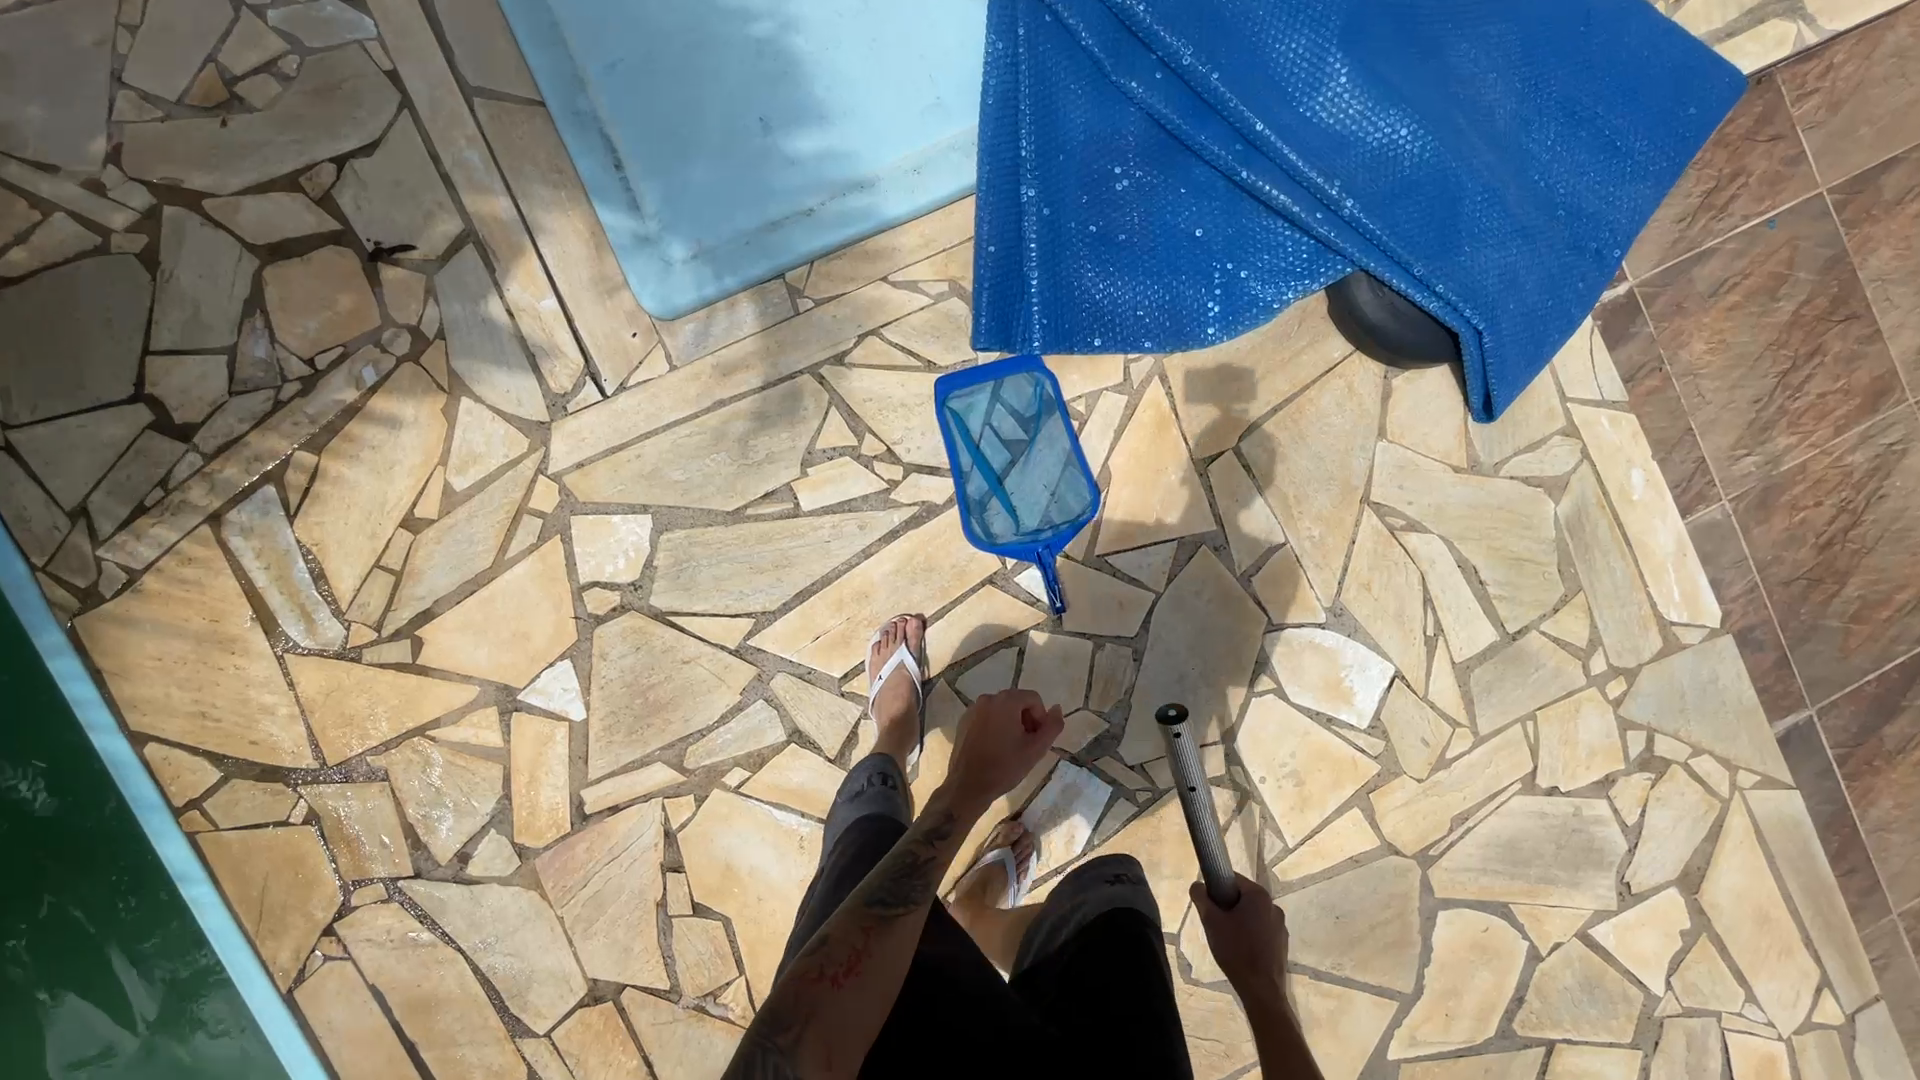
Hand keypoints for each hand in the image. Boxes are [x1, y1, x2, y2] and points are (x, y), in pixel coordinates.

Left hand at [940, 689, 1062, 817]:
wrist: (969, 786)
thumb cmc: (1005, 767)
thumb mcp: (1036, 749)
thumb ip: (1053, 726)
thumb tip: (1057, 708)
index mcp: (1006, 701)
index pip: (1034, 698)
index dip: (1041, 718)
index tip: (1038, 738)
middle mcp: (987, 699)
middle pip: (1017, 701)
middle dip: (1026, 719)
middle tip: (1027, 744)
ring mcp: (973, 709)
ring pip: (1001, 709)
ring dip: (1011, 723)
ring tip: (1011, 747)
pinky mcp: (964, 721)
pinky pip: (987, 717)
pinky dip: (995, 726)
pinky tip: (994, 748)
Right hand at [1191, 875, 1288, 1009]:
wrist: (1261, 990)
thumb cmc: (1235, 950)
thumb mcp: (1211, 921)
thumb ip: (1201, 898)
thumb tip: (1197, 885)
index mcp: (1258, 895)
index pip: (1232, 879)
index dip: (1216, 888)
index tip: (1208, 904)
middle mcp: (1273, 906)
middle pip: (1243, 897)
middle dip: (1227, 907)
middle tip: (1215, 924)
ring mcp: (1281, 926)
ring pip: (1252, 915)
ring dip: (1239, 921)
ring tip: (1227, 941)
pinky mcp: (1283, 943)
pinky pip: (1262, 931)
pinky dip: (1251, 935)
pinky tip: (1241, 952)